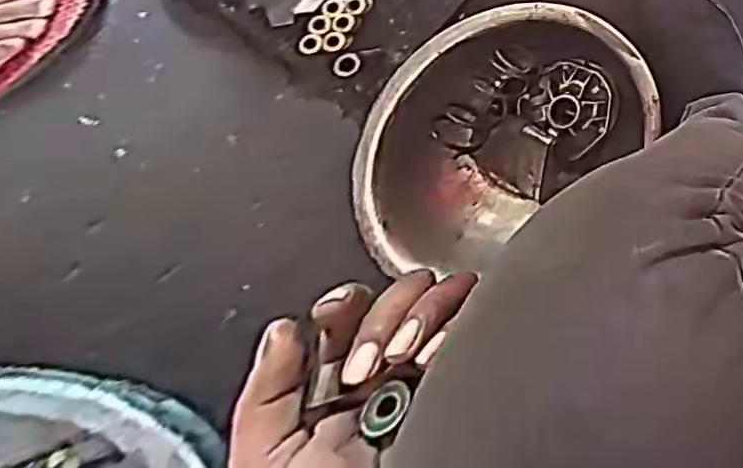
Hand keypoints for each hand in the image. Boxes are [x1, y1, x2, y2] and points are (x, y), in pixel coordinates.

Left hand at [229, 270, 477, 467]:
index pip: (352, 315)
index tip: (331, 314)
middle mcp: (395, 365)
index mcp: (344, 386)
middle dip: (381, 314)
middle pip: (397, 294)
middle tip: (364, 363)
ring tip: (401, 356)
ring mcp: (440, 361)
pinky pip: (477, 311)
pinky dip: (456, 318)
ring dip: (418, 313)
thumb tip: (284, 327)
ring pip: (440, 292)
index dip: (343, 304)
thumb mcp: (269, 462)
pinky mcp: (476, 359)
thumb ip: (266, 396)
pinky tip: (434, 352)